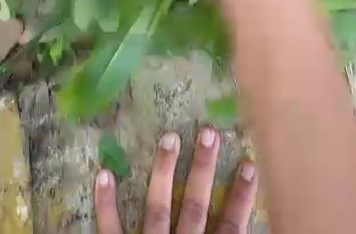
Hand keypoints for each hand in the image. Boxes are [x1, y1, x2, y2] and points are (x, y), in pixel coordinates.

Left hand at [95, 126, 258, 233]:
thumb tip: (239, 222)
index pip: (230, 227)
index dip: (241, 197)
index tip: (251, 164)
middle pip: (195, 207)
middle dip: (202, 169)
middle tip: (209, 131)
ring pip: (157, 209)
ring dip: (163, 172)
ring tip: (169, 137)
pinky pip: (111, 230)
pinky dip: (106, 204)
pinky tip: (104, 173)